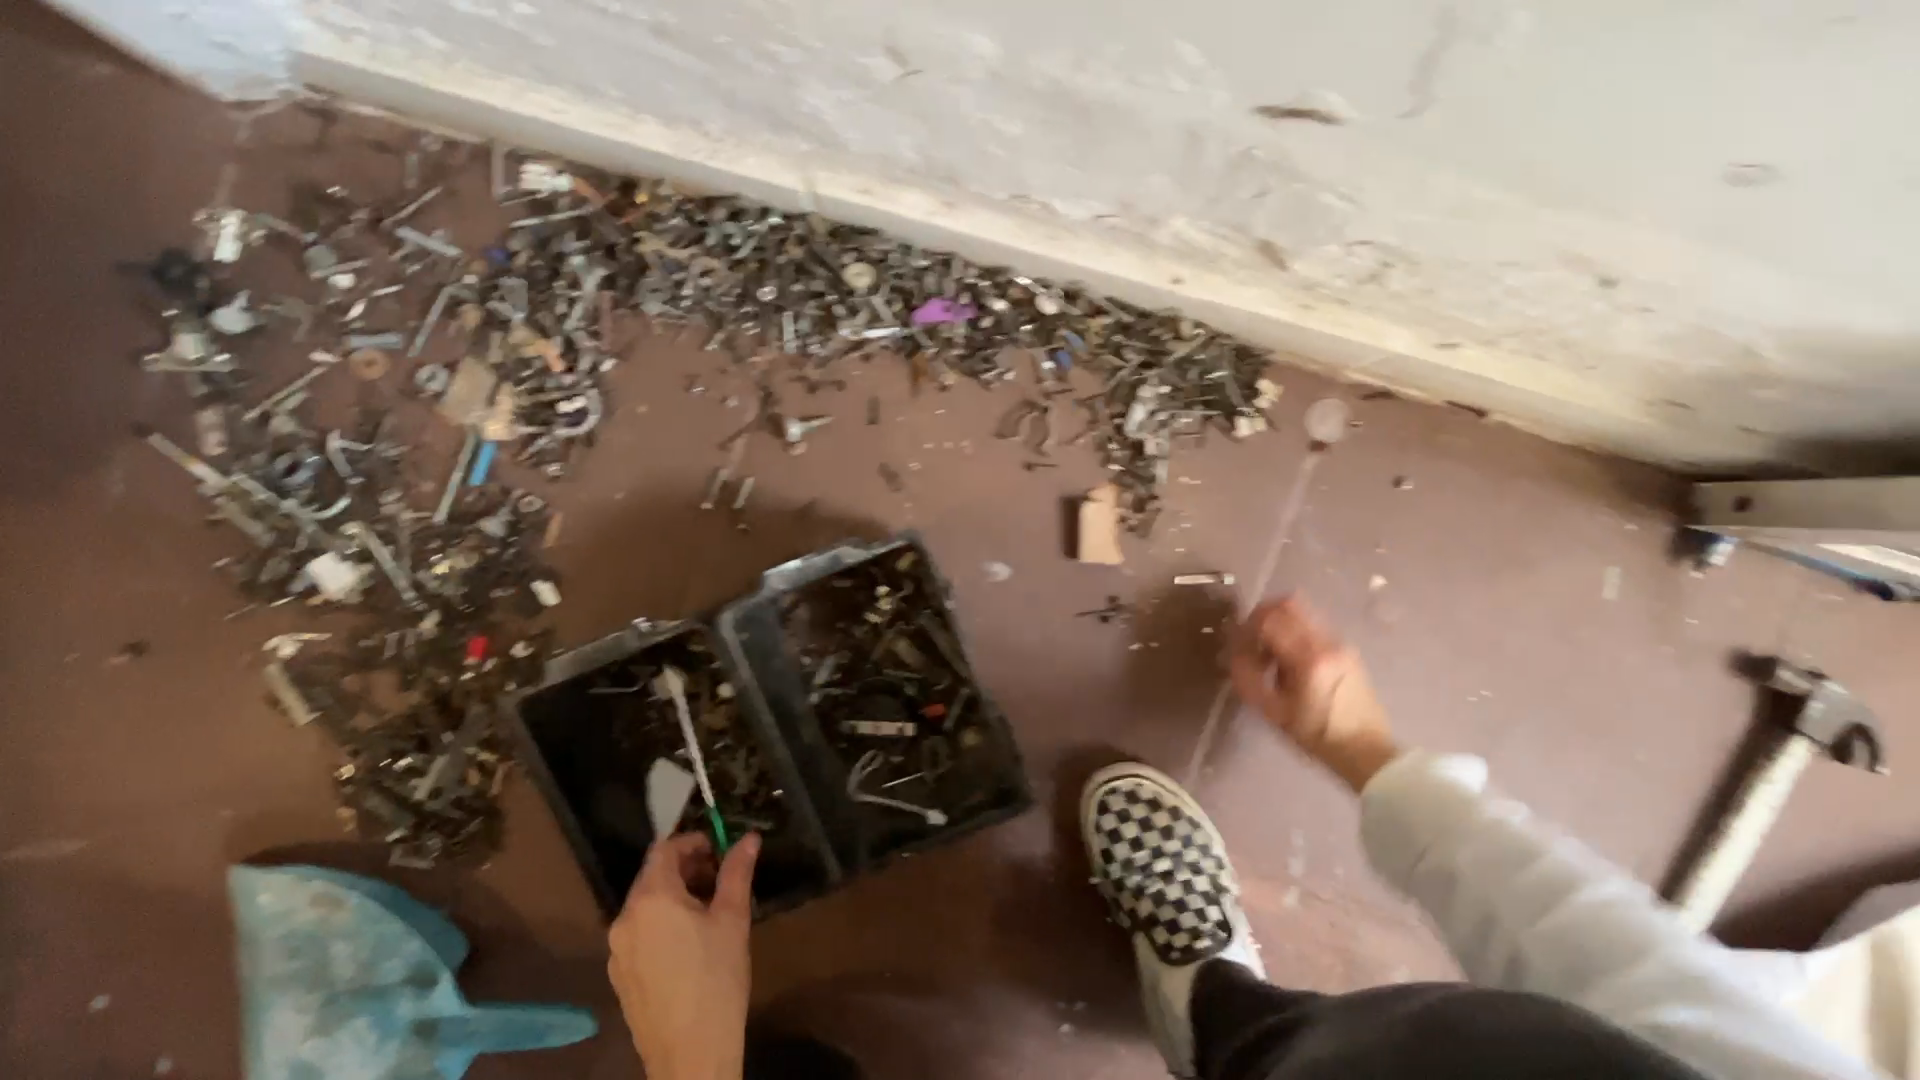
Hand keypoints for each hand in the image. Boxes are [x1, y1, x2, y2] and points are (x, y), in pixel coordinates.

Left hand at [608, 831, 760, 1079]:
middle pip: (652, 877)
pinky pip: (639, 935)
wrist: (690, 1053)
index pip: (664, 849)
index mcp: (651, 898)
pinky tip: (688, 946)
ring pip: (645, 907)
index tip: (719, 849)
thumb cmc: (717, 978)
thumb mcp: (733, 919)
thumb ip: (737, 872)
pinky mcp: (619, 976)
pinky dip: (661, 925)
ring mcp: (617, 950)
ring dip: (673, 897)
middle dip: (685, 869)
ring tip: (707, 912)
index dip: (692, 841)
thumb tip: (749, 837)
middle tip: (719, 878)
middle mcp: (624, 918)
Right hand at [1229, 596, 1399, 791]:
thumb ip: (1247, 679)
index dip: (1245, 627)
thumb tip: (1232, 654)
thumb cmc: (1317, 737)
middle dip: (1261, 617)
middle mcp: (1328, 641)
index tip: (1237, 647)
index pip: (1268, 619)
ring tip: (1269, 656)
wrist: (1366, 751)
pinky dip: (1293, 634)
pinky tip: (1289, 663)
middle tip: (1250, 642)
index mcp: (1309, 657)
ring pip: (1300, 613)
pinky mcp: (1346, 650)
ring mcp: (1341, 643)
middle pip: (1287, 604)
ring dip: (1278, 625)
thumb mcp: (1274, 713)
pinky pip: (1312, 627)